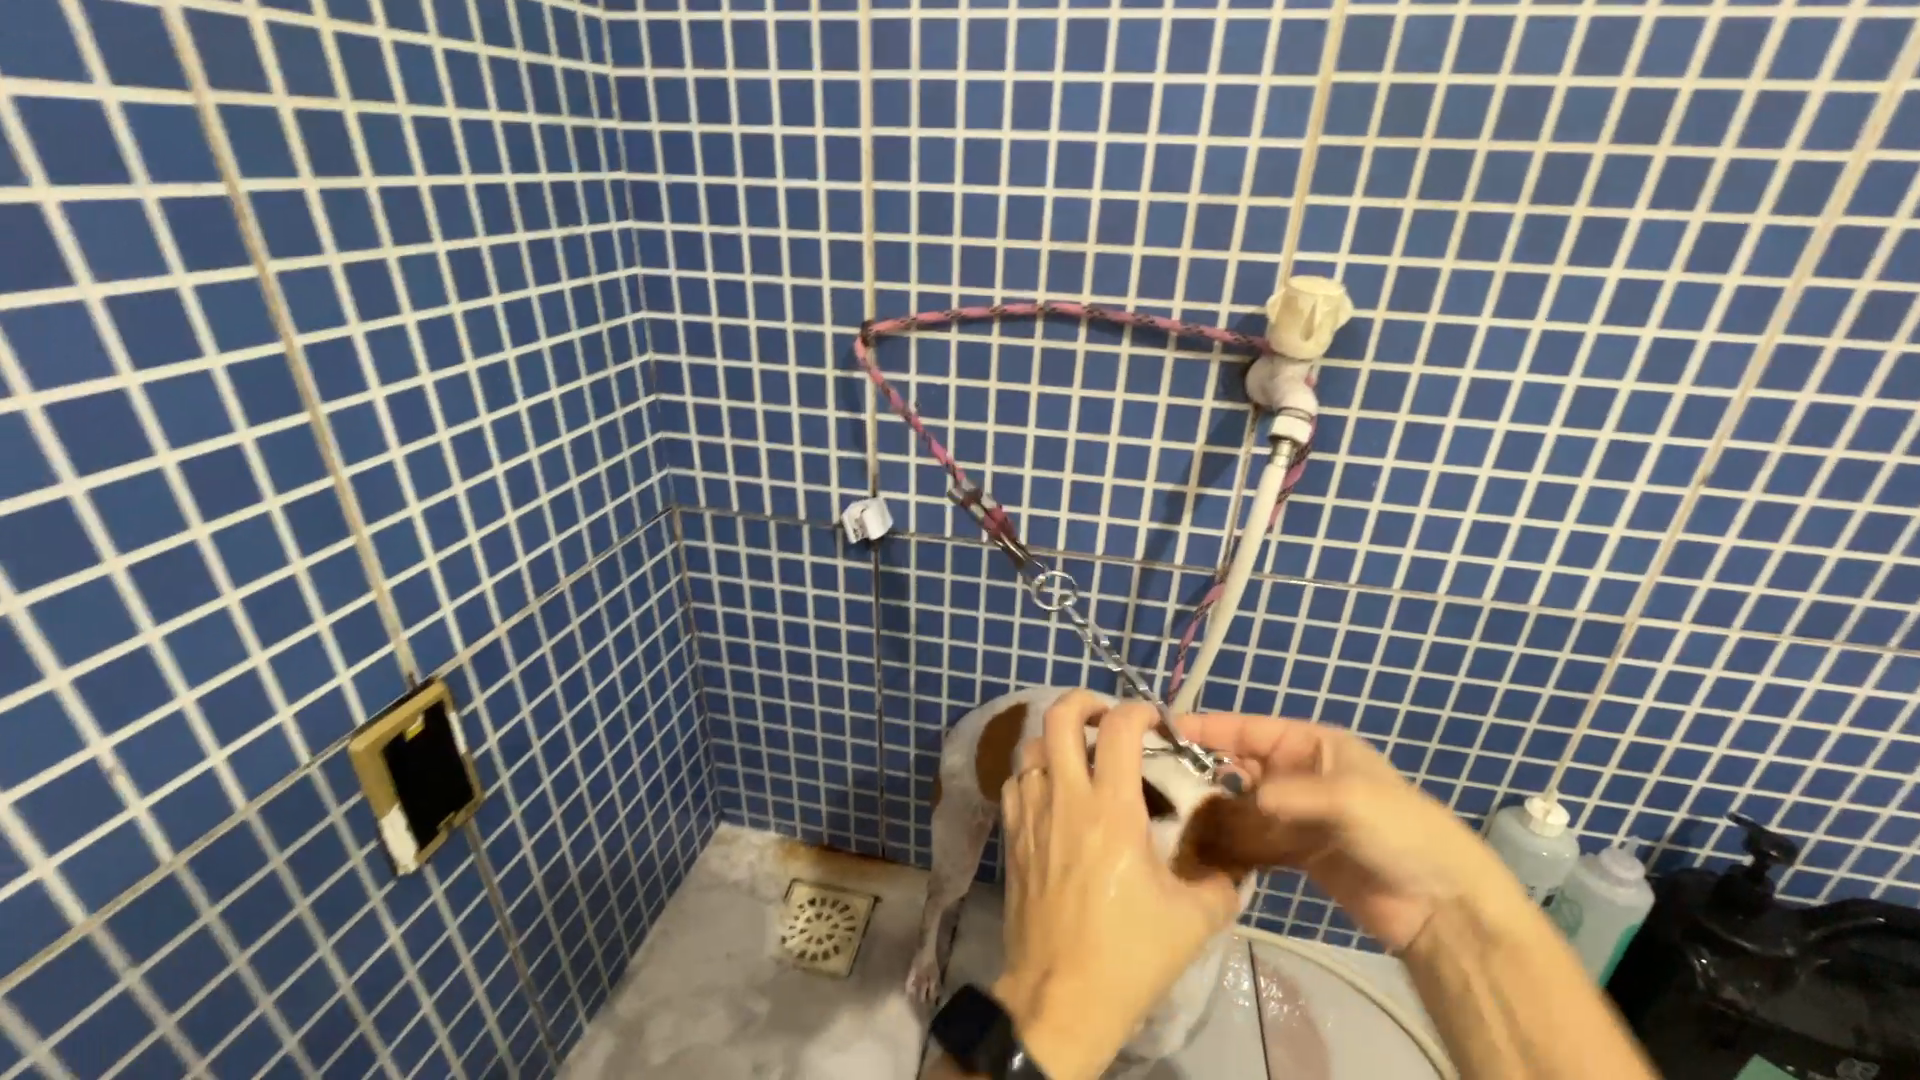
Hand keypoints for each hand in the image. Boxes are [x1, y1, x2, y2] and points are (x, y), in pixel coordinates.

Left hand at [992, 692, 1243, 1079]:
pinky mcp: (1011, 838)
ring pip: (1028, 747)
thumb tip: (1226, 867)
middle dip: (1083, 701)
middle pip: (1057, 718)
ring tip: (1078, 752)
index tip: (1155, 721)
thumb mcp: (1195, 920)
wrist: (1061, 998)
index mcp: (1112, 810)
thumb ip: (1219, 881)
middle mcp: (1066, 799)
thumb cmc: (1129, 955)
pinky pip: (1013, 783)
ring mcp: (1031, 816)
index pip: (1118, 728)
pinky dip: (1032, 772)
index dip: (1139, 710)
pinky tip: (1051, 791)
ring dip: (1054, 739)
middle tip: (1105, 715)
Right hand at [1177, 713, 1518, 951]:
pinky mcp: (1297, 852)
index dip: (1208, 728)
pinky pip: (1253, 841)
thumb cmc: (1399, 831)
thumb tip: (1237, 798)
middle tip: (1156, 782)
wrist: (1442, 904)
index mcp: (1313, 745)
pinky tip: (1201, 850)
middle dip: (1202, 771)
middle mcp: (1299, 774)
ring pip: (1241, 805)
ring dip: (1212, 810)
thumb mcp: (1347, 797)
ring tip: (1169, 817)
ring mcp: (1297, 815)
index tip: (1162, 730)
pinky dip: (1231, 844)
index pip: (1249, 729)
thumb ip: (1286, 793)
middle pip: (1239, 765)